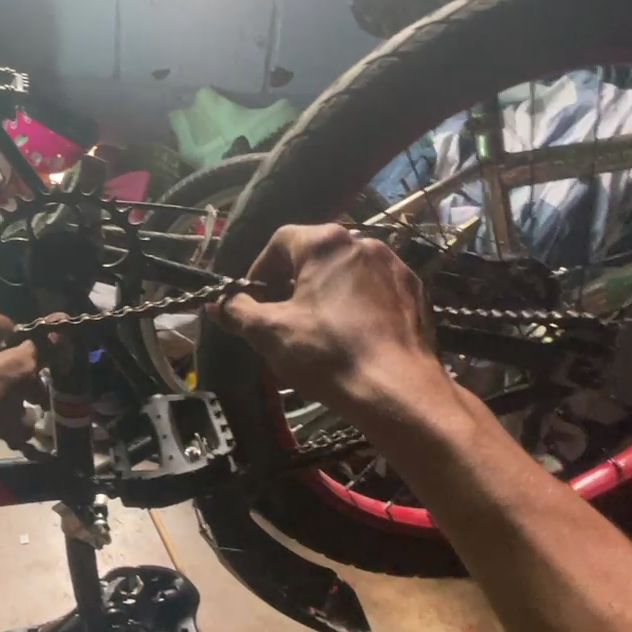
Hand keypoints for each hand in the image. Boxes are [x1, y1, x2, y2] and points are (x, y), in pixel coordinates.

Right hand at [216, 224, 472, 440]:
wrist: (397, 390)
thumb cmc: (327, 354)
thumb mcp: (269, 333)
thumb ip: (238, 312)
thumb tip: (216, 305)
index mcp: (327, 243)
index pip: (280, 240)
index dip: (259, 269)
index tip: (252, 300)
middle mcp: (365, 243)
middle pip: (315, 256)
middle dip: (291, 283)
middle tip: (279, 318)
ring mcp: (395, 267)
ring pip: (346, 274)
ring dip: (324, 295)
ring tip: (314, 331)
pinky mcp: (415, 294)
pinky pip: (373, 292)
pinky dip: (356, 307)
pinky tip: (350, 338)